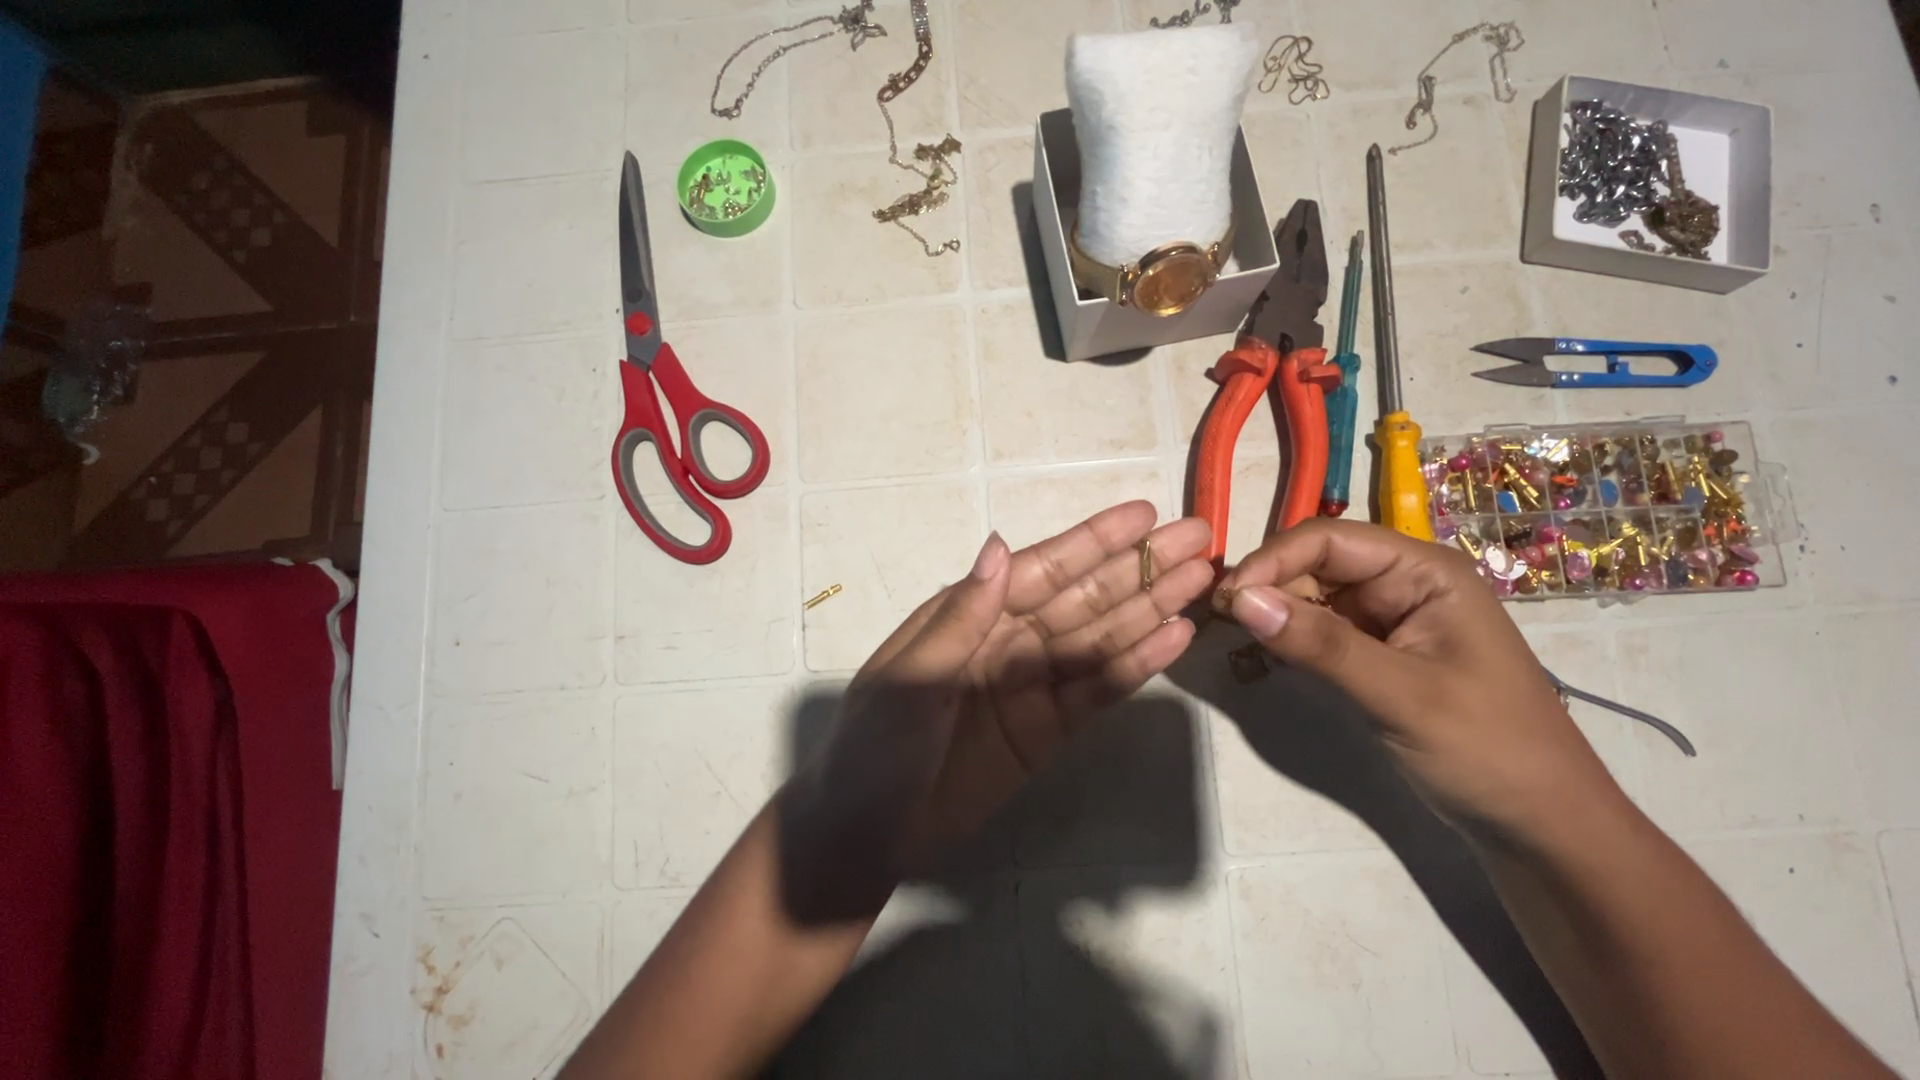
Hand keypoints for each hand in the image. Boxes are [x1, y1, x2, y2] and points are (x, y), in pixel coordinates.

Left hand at [782, 502, 1213, 914]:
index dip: (1092, 541)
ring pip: (1101, 637)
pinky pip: (1098, 691)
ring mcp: (1033, 685)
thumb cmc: (875, 744)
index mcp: (970, 613)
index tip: (1144, 514)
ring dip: (1149, 609)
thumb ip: (961, 617)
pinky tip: (1174, 639)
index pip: (1041, 568)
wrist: (869, 831)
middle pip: (1084, 596)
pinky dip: (1136, 665)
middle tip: (1198, 539)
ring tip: (1201, 582)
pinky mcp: (1049, 730)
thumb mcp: (909, 677)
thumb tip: (1000, 546)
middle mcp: (1009, 639)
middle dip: (1138, 568)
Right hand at [1213, 518, 1620, 833]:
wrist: (1540, 826)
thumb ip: (1322, 645)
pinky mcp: (1377, 655)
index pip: (1329, 540)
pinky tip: (1267, 654)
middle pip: (1315, 562)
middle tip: (1221, 622)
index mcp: (1425, 572)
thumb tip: (1239, 599)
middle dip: (1268, 583)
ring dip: (1274, 611)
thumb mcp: (1403, 696)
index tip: (1226, 599)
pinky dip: (1290, 638)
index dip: (1272, 560)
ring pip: (1312, 596)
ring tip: (1236, 637)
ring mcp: (1390, 621)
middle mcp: (1404, 584)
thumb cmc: (1489, 750)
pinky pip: (1321, 631)